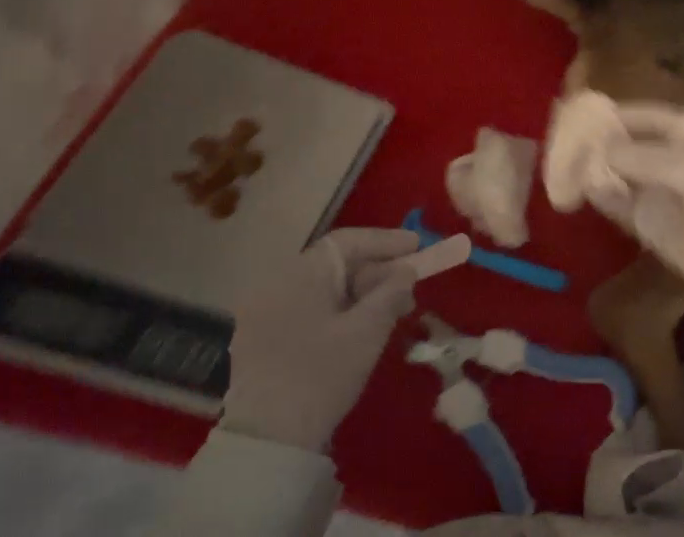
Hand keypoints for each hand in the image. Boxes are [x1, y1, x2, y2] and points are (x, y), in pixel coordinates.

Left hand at [220, 228, 418, 450]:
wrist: (267, 442)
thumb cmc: (322, 374)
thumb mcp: (368, 330)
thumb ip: (392, 291)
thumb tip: (405, 270)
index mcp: (297, 276)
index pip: (346, 242)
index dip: (386, 241)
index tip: (419, 248)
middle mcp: (275, 287)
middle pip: (335, 265)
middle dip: (378, 271)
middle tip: (412, 286)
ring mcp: (265, 316)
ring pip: (324, 290)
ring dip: (362, 294)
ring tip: (395, 310)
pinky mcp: (264, 342)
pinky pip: (311, 311)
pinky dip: (341, 312)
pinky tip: (364, 328)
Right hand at [548, 95, 683, 294]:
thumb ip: (645, 158)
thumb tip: (601, 150)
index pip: (649, 117)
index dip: (621, 114)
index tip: (587, 114)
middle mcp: (670, 158)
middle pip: (627, 143)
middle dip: (600, 141)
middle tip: (564, 142)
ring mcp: (657, 191)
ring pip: (617, 173)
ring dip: (594, 169)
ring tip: (564, 167)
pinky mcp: (646, 223)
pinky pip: (618, 204)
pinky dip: (601, 197)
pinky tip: (583, 191)